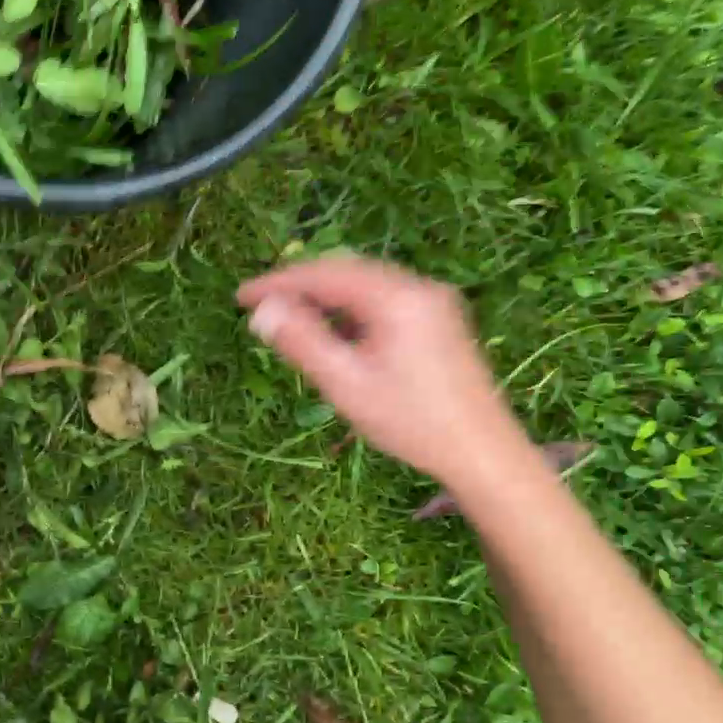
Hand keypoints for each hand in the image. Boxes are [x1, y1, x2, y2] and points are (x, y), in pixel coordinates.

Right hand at [237, 255, 531, 485]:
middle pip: (345, 271)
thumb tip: (262, 312)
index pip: (324, 275)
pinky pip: (381, 299)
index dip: (278, 283)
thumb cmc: (410, 421)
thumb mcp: (346, 383)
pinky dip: (347, 308)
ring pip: (363, 284)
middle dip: (299, 285)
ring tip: (286, 317)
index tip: (241, 297)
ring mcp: (432, 303)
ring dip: (322, 296)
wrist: (481, 451)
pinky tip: (329, 330)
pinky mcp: (437, 320)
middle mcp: (418, 289)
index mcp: (397, 299)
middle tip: (259, 305)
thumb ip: (302, 342)